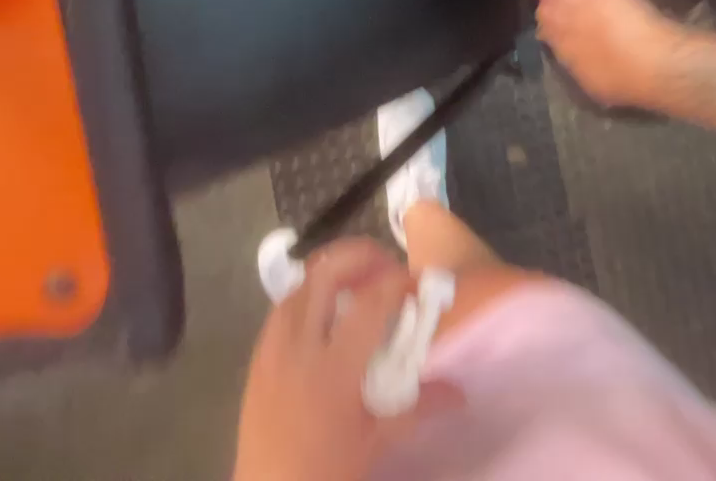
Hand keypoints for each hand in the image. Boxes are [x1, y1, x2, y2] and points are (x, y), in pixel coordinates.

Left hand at [233, 239, 462, 480]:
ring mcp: (272, 349)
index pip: (370, 301)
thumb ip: (417, 407)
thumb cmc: (326, 475)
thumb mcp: (375, 442)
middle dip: (360, 256)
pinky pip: (282, 309)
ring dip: (332, 273)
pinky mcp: (257, 359)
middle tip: (388, 269)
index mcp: (333, 368)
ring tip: (358, 286)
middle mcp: (299, 346)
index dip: (398, 281)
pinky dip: (308, 297)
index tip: (419, 282)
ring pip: (300, 284)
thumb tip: (458, 391)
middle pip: (326, 272)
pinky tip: (326, 318)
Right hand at [532, 0, 686, 109]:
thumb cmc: (627, 79)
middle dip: (548, 3)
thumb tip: (570, 56)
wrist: (651, 61)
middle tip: (559, 1)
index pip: (545, 29)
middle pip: (544, 5)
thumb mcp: (593, 81)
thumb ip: (577, 63)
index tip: (557, 24)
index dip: (550, 26)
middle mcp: (563, 20)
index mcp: (563, 46)